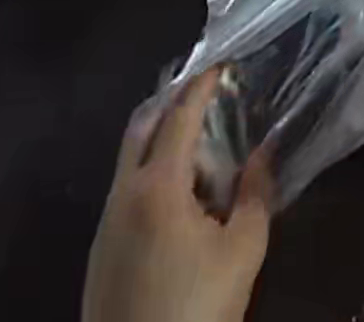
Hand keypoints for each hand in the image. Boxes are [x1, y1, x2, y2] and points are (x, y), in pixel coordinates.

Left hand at [82, 69, 273, 321]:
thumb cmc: (199, 308)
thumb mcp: (244, 248)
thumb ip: (256, 192)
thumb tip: (263, 152)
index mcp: (158, 187)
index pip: (180, 118)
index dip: (201, 87)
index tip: (221, 65)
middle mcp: (123, 195)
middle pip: (141, 127)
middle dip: (173, 102)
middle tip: (207, 94)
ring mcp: (106, 223)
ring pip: (131, 158)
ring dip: (164, 139)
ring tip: (206, 151)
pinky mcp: (100, 250)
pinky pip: (126, 188)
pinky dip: (153, 170)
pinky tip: (185, 197)